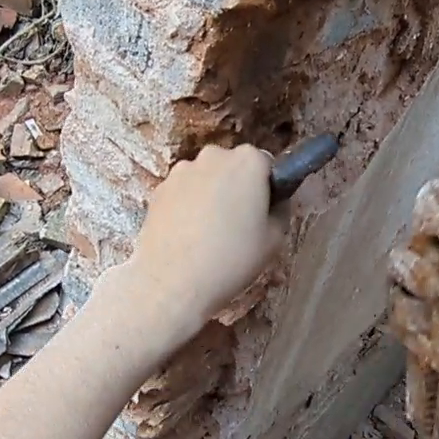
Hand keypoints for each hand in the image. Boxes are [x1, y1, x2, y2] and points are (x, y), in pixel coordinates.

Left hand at [122, 145, 284, 331]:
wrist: (172, 282)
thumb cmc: (231, 259)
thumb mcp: (275, 240)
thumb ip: (280, 211)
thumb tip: (273, 202)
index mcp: (248, 161)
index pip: (266, 165)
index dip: (267, 189)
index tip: (262, 213)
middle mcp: (213, 156)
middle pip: (232, 167)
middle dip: (237, 188)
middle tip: (238, 224)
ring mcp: (181, 171)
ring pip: (205, 179)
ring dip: (210, 196)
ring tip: (209, 234)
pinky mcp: (158, 189)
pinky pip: (182, 193)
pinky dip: (187, 206)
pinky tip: (187, 236)